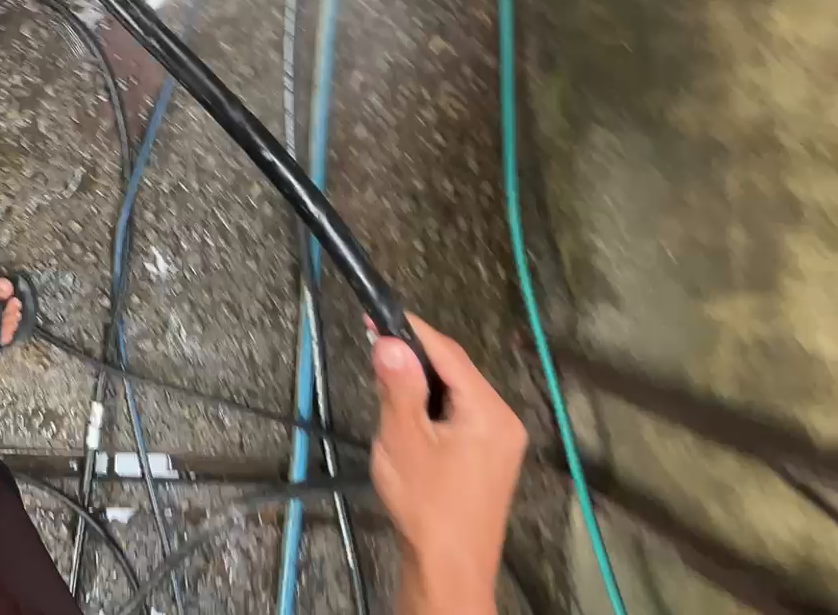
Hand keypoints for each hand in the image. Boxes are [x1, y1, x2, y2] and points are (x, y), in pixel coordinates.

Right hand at [370, 314, 527, 614]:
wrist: (448, 562)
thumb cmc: (426, 498)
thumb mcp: (403, 437)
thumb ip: (399, 386)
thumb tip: (390, 339)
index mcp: (488, 413)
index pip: (448, 353)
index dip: (410, 328)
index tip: (374, 311)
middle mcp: (502, 420)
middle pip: (454, 368)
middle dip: (413, 350)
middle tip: (371, 337)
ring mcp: (497, 439)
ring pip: (454, 388)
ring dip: (418, 374)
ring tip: (382, 367)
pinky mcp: (485, 454)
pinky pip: (456, 408)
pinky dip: (428, 397)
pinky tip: (404, 403)